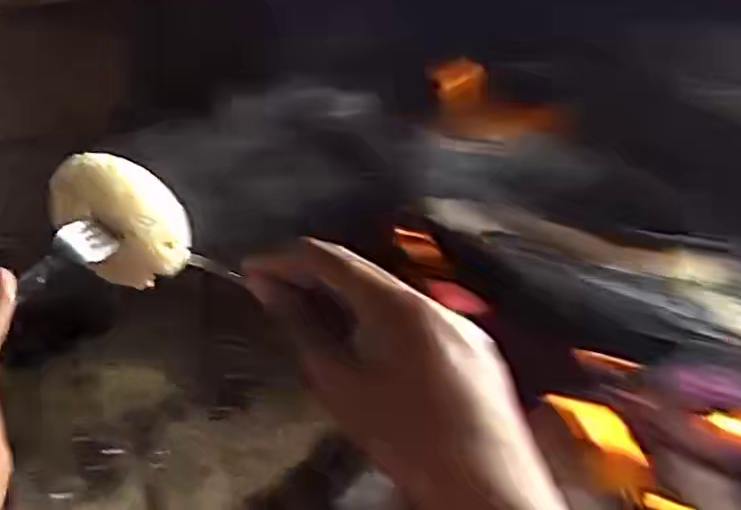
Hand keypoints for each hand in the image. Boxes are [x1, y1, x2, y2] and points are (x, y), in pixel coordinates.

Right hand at [244, 238, 565, 509]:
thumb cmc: (404, 439)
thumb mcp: (334, 377)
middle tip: (267, 287)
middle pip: (353, 267)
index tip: (249, 271)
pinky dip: (367, 309)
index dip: (279, 259)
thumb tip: (261, 282)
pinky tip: (347, 329)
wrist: (491, 502)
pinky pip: (406, 310)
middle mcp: (432, 305)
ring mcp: (458, 326)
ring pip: (379, 287)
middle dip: (306, 272)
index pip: (323, 256)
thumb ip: (296, 321)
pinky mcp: (472, 349)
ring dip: (335, 290)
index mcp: (397, 306)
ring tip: (299, 307)